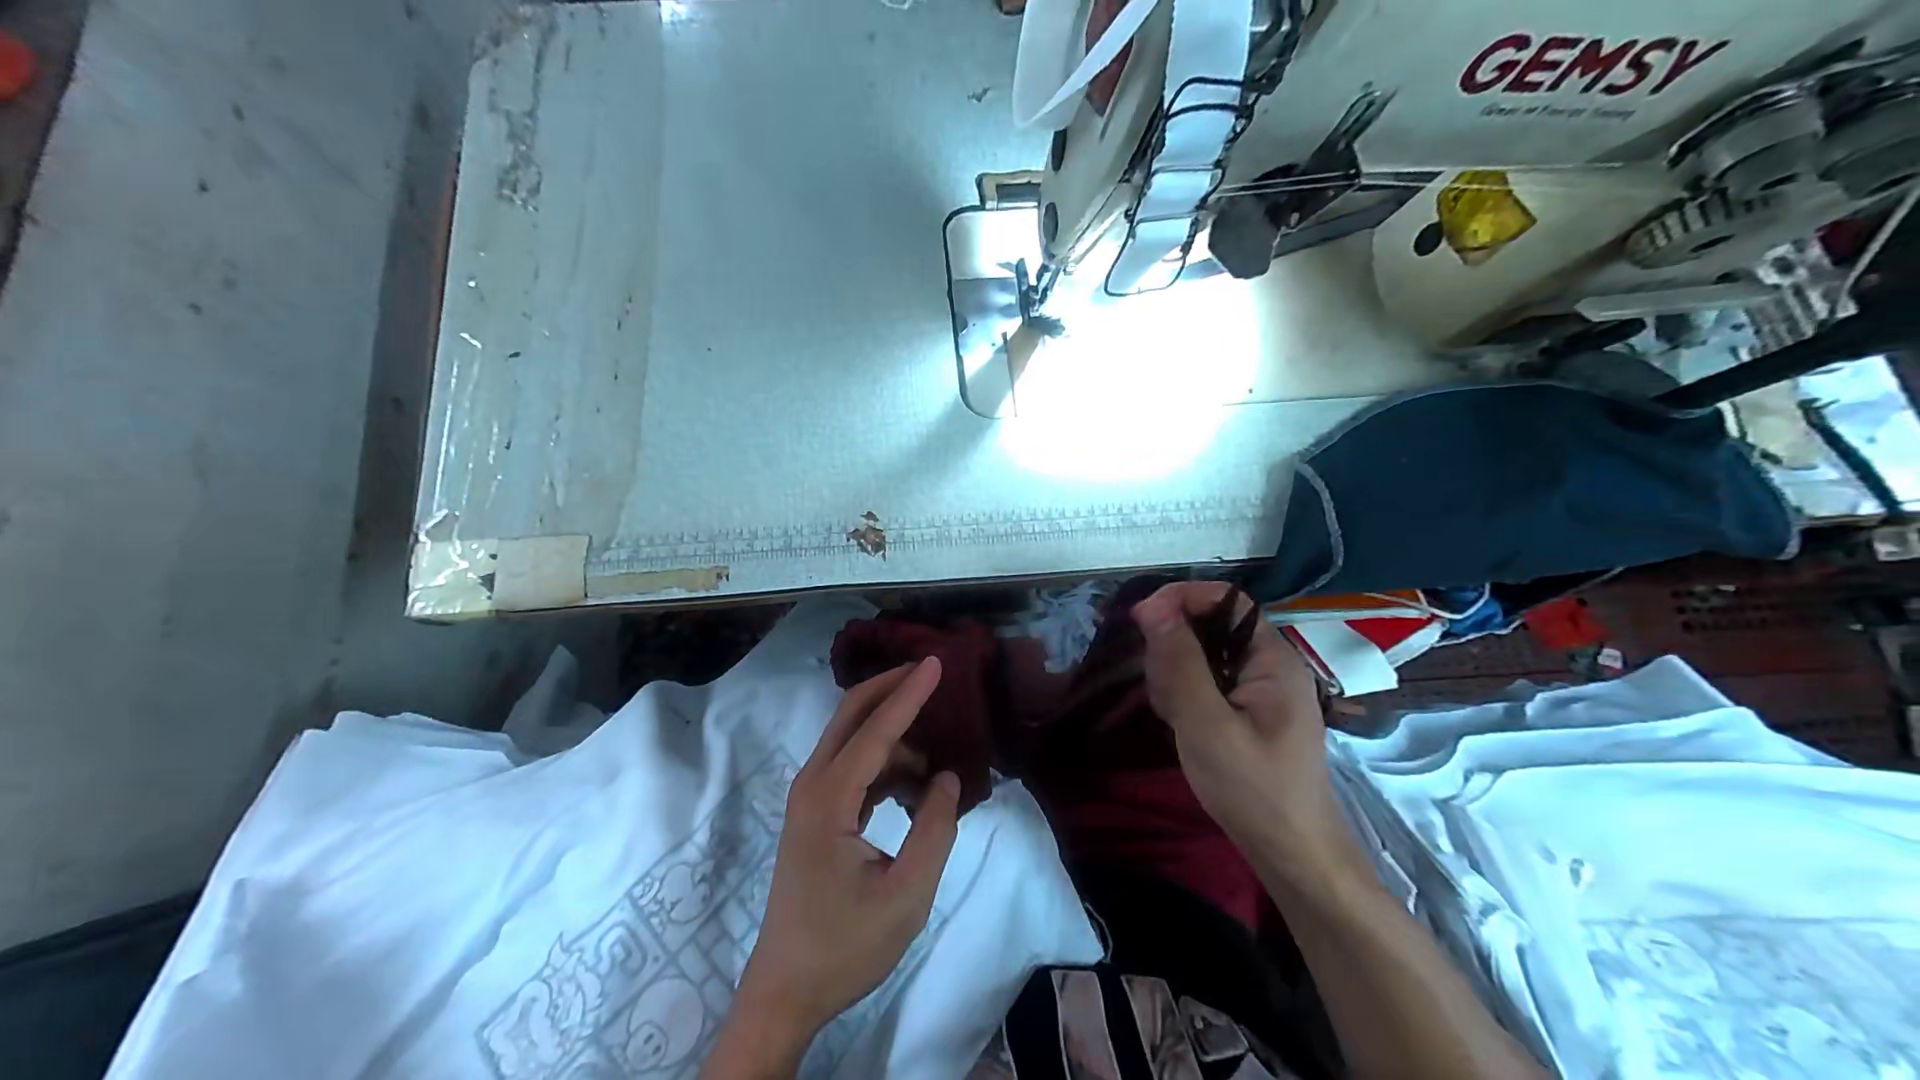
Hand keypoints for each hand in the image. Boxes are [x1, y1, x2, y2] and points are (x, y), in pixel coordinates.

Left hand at [711, 659, 960, 1076]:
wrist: (787, 989)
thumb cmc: (846, 946)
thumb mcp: (906, 896)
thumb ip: (934, 831)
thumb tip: (946, 777)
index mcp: (828, 800)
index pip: (875, 730)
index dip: (909, 694)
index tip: (937, 662)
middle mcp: (812, 786)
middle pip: (851, 716)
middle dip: (891, 689)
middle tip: (933, 675)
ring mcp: (809, 799)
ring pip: (853, 741)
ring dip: (896, 737)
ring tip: (941, 756)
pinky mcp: (815, 814)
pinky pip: (854, 769)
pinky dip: (887, 765)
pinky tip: (917, 786)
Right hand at [1132, 583, 1354, 880]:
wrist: (1290, 853)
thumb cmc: (1253, 788)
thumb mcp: (1207, 724)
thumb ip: (1180, 663)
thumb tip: (1152, 607)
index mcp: (1272, 659)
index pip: (1226, 601)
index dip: (1182, 599)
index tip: (1140, 620)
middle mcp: (1269, 666)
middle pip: (1210, 627)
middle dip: (1174, 646)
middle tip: (1160, 689)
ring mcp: (1258, 691)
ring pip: (1202, 656)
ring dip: (1176, 675)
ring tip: (1172, 715)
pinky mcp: (1246, 712)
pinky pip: (1206, 683)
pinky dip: (1184, 695)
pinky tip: (1179, 723)